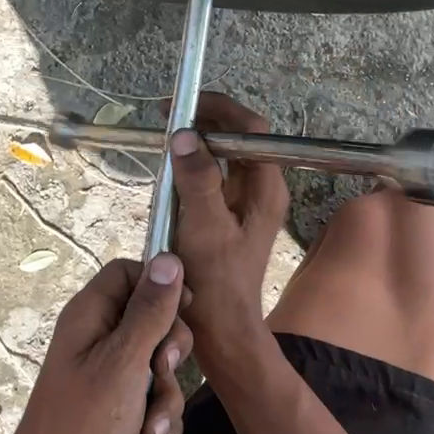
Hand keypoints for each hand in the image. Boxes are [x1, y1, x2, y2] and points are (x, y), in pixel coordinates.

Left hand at [0, 254, 192, 433]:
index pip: (130, 272)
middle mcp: (97, 338)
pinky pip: (152, 399)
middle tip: (161, 374)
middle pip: (152, 320)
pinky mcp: (116, 408)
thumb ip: (149, 311)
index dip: (161, 285)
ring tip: (152, 430)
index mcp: (90, 316)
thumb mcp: (123, 364)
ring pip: (157, 365)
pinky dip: (159, 421)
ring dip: (165, 398)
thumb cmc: (82, 427)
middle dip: (169, 354)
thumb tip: (169, 257)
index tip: (187, 310)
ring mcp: (106, 375)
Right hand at [170, 92, 289, 369]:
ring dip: (199, 141)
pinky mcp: (231, 214)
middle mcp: (262, 189)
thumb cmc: (215, 279)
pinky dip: (195, 164)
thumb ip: (197, 179)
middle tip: (169, 117)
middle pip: (239, 138)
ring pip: (226, 155)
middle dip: (206, 121)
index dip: (220, 109)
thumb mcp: (203, 226)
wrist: (221, 328)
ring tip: (167, 135)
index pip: (251, 129)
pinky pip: (216, 176)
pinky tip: (172, 169)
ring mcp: (248, 202)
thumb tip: (184, 134)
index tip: (184, 104)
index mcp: (266, 188)